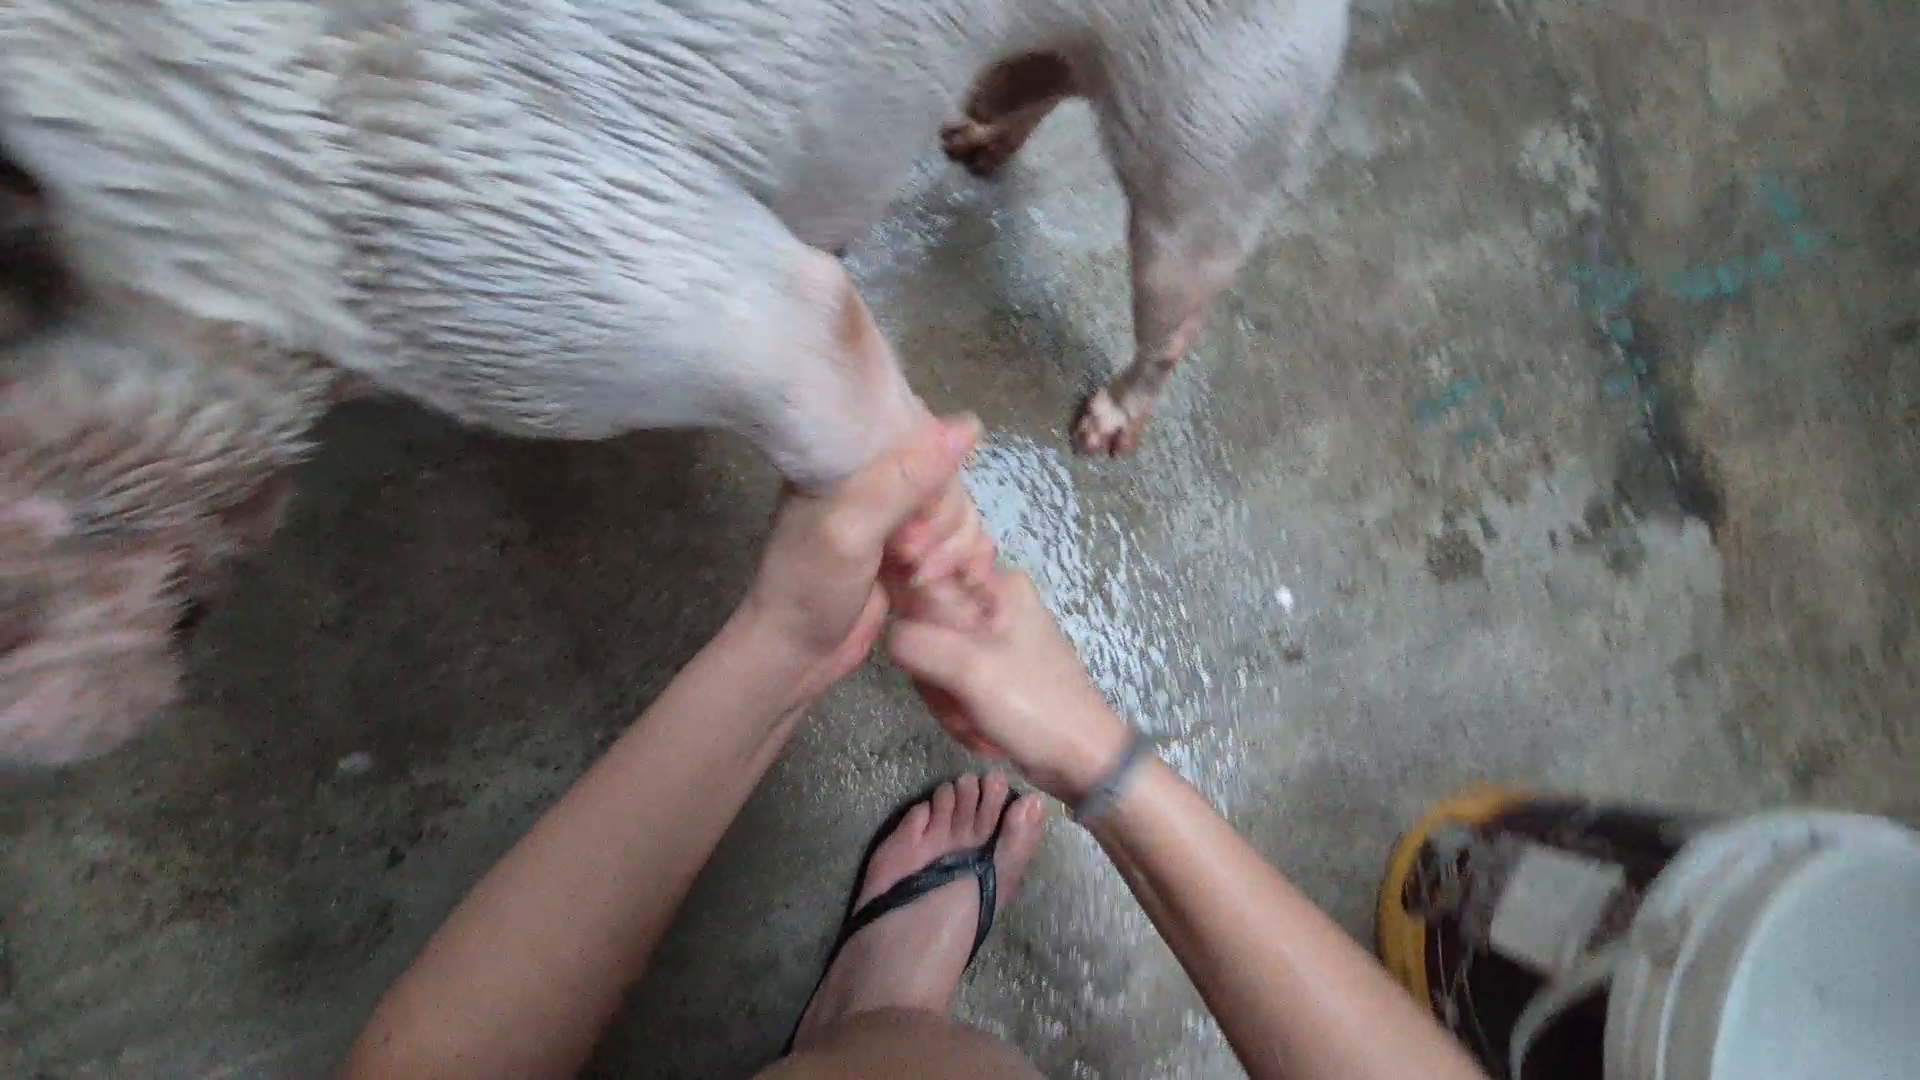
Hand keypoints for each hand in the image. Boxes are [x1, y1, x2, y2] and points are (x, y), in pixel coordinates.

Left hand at [740, 414, 990, 707]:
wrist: (799, 654)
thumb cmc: (809, 588)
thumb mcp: (851, 528)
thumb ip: (906, 479)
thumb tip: (969, 427)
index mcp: (854, 455)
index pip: (923, 436)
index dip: (933, 479)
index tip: (911, 523)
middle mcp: (879, 478)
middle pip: (950, 479)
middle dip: (941, 525)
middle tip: (905, 557)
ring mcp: (899, 516)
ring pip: (962, 513)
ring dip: (952, 551)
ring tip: (917, 578)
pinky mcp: (915, 548)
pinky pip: (963, 541)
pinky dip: (964, 563)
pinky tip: (949, 583)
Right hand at [889, 571, 1133, 800]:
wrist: (1080, 759)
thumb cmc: (1035, 705)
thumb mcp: (970, 670)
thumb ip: (915, 641)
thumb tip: (885, 633)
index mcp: (997, 585)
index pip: (926, 576)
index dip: (914, 614)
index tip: (925, 652)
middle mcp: (992, 603)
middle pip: (923, 625)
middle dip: (933, 674)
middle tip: (959, 698)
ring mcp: (989, 639)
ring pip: (931, 659)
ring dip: (945, 700)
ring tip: (975, 719)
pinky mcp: (988, 670)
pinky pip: (947, 682)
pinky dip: (957, 710)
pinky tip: (980, 728)